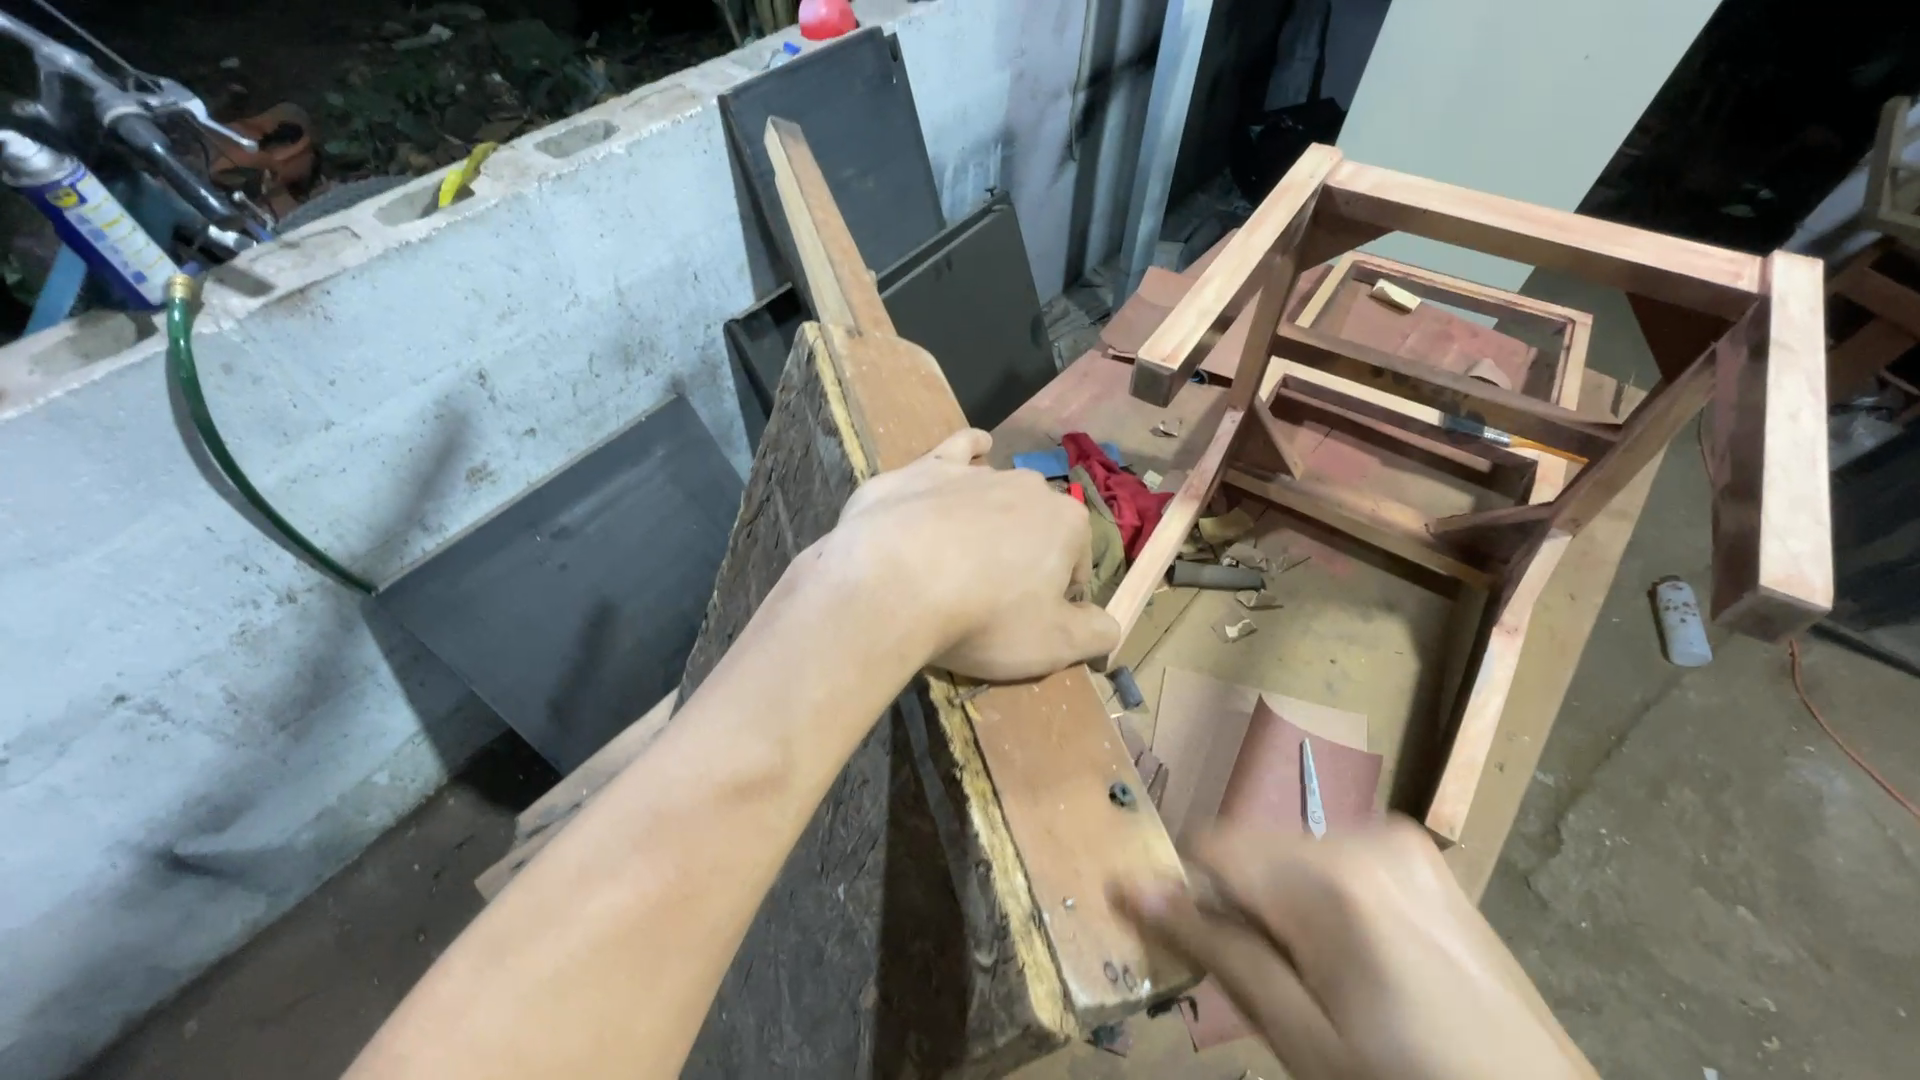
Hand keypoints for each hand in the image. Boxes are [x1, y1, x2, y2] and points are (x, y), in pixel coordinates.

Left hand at [819, 428, 1119, 680]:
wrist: (889, 587)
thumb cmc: (981, 619)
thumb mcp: (1052, 646)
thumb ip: (1095, 634)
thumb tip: (1110, 626)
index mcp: (1067, 524)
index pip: (1076, 566)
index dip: (1057, 598)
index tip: (1028, 621)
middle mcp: (1027, 486)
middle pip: (1036, 526)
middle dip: (1025, 555)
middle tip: (992, 598)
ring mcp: (973, 473)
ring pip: (997, 494)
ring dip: (993, 518)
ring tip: (969, 553)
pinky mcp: (922, 470)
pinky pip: (958, 449)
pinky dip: (970, 449)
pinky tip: (975, 449)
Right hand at [1113, 819, 1597, 1079]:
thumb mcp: (1301, 1038)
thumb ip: (1217, 951)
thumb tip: (1132, 888)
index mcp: (1331, 880)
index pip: (1211, 843)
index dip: (1183, 888)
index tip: (1182, 943)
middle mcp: (1366, 837)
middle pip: (1253, 849)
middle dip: (1240, 906)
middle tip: (1271, 986)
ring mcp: (1403, 844)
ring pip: (1290, 854)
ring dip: (1280, 904)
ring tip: (1321, 981)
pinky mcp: (1424, 859)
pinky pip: (1336, 860)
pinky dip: (1321, 899)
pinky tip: (1358, 961)